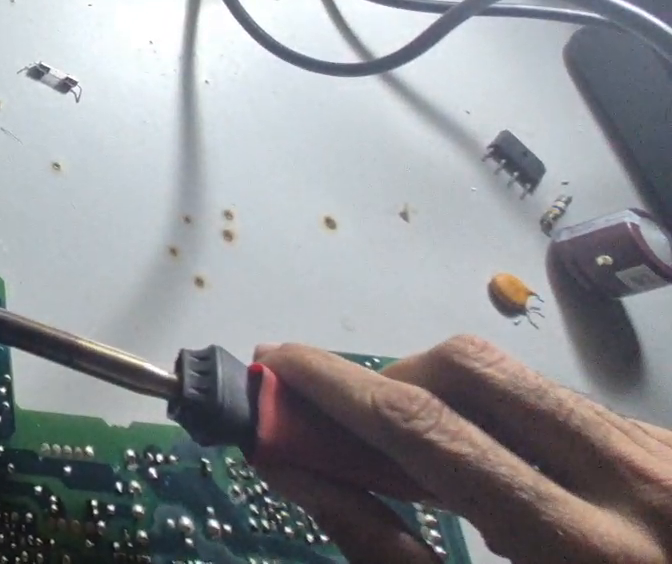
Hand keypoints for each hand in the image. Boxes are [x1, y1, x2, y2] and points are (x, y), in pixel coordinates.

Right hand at [255, 337, 671, 562]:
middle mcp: (640, 488)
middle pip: (466, 368)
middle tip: (364, 425)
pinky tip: (518, 478)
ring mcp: (669, 459)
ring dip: (445, 394)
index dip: (331, 383)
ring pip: (514, 371)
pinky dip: (506, 422)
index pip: (423, 426)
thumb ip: (380, 547)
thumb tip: (282, 463)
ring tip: (442, 455)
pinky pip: (560, 402)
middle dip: (389, 381)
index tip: (273, 362)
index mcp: (587, 552)